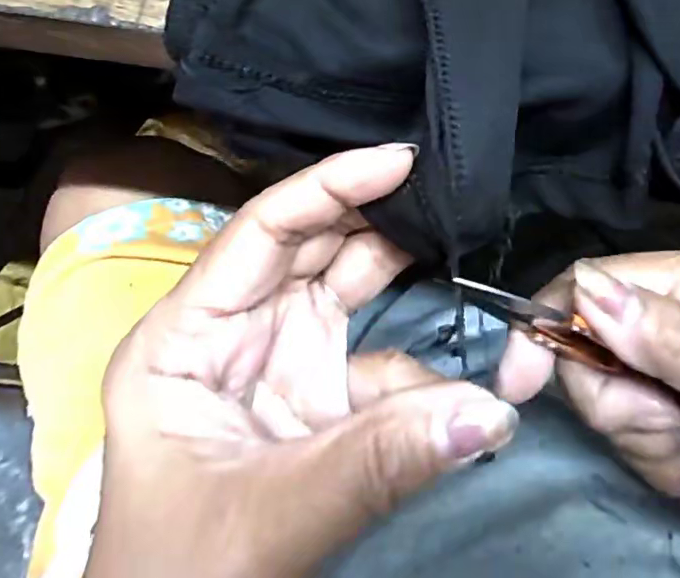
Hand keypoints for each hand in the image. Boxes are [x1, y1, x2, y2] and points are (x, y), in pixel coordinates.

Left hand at [88, 144, 518, 577]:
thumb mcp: (270, 519)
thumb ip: (381, 460)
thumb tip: (491, 412)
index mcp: (188, 334)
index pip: (264, 230)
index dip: (332, 186)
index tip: (402, 160)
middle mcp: (235, 327)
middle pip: (312, 243)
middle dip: (376, 212)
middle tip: (446, 189)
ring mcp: (281, 354)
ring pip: (348, 282)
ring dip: (404, 266)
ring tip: (461, 235)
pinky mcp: (320, 389)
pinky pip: (381, 353)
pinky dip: (423, 365)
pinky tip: (460, 387)